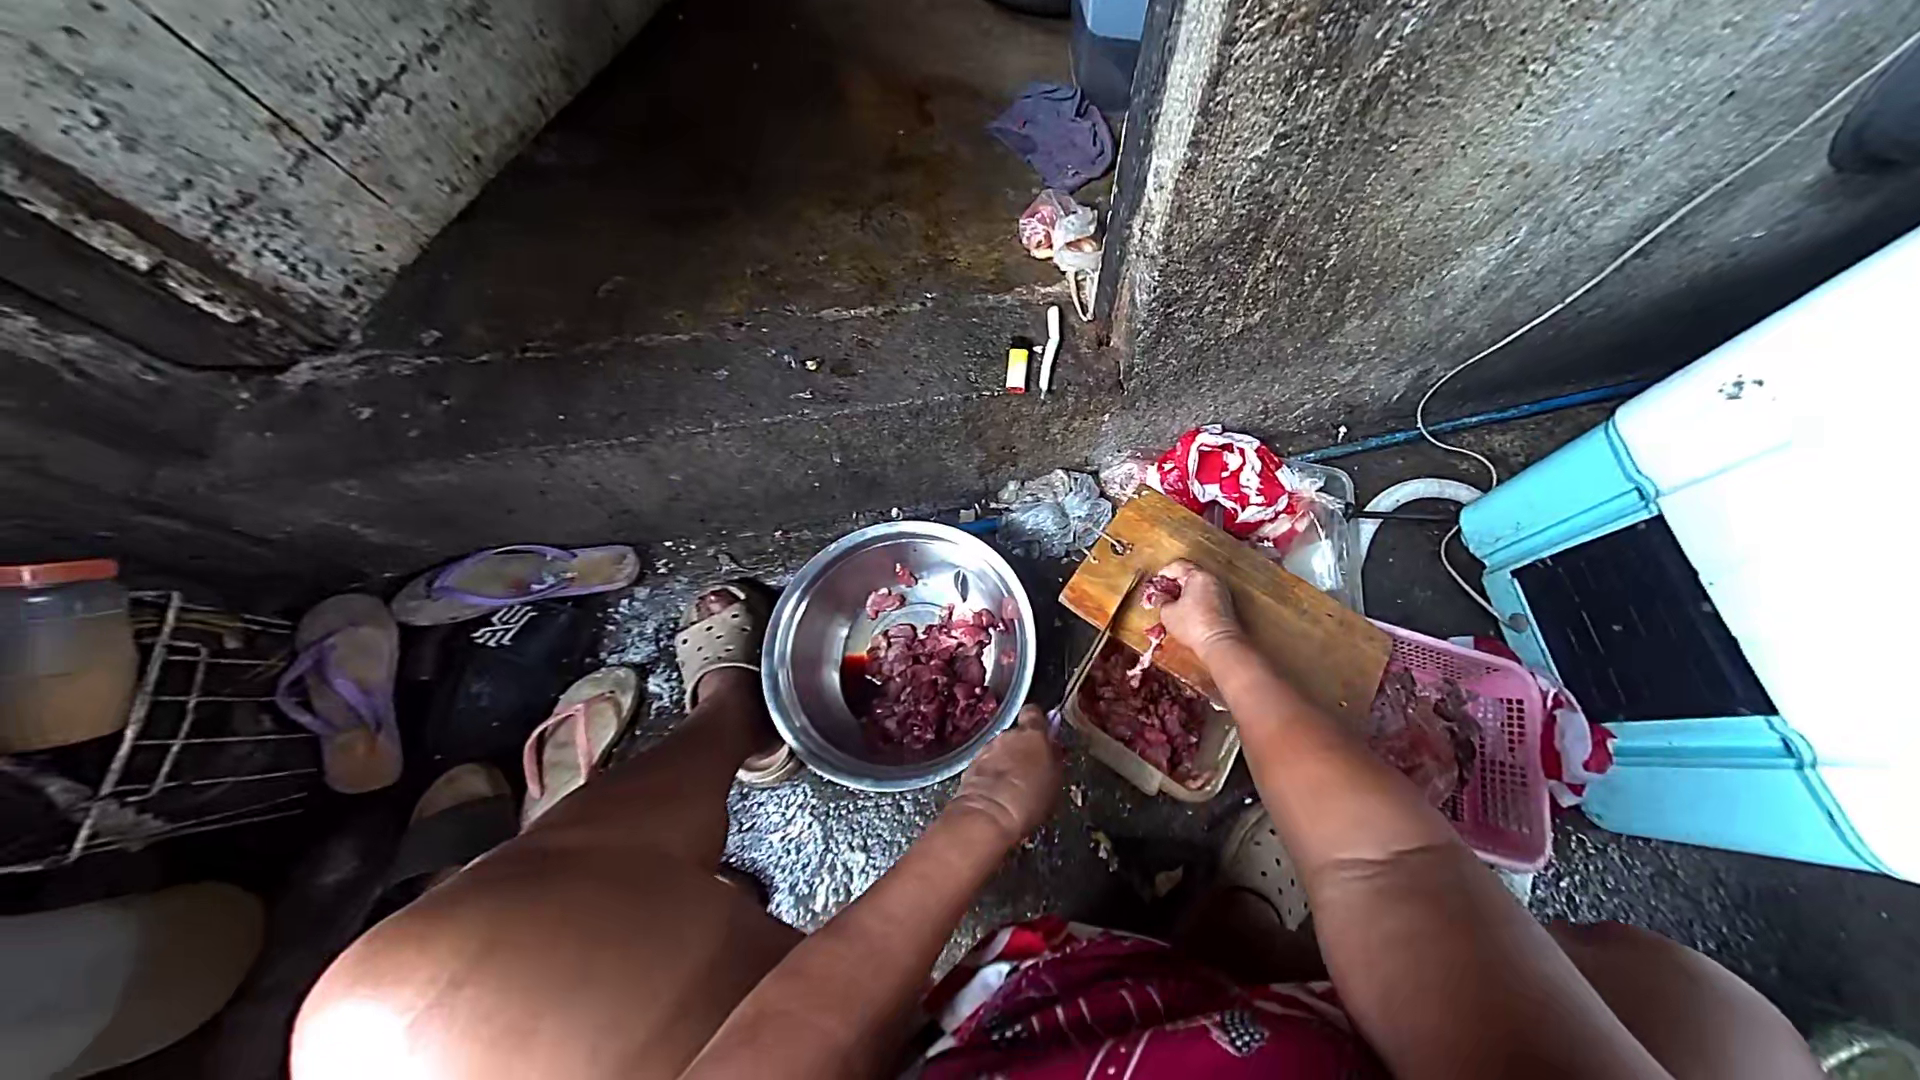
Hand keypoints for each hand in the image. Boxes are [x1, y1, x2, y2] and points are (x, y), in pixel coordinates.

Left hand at [951, 706, 1061, 843]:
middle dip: (1021, 748)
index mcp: (1032, 733)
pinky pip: (986, 765)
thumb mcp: (1056, 780)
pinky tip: (997, 793)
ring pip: (1000, 750)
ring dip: (1005, 762)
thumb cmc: (1031, 799)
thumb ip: (1055, 756)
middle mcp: (1007, 735)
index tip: (1043, 735)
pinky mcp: (971, 765)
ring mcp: (987, 748)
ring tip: (1013, 786)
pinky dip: (991, 774)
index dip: (1037, 722)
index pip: (1033, 712)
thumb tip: (1053, 744)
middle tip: (1030, 770)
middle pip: (1016, 734)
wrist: (989, 816)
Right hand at [1155, 560, 1243, 660]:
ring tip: (1173, 604)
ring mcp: (1221, 592)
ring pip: (1199, 585)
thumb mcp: (1167, 612)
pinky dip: (1196, 600)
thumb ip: (1160, 599)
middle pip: (1190, 574)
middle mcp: (1212, 579)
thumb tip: (1157, 596)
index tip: (1155, 583)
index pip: (1178, 565)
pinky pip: (1207, 596)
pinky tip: (1186, 612)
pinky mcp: (1226, 605)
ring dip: (1185, 592)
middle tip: (1162, 594)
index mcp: (1197, 575)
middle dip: (1174, 583)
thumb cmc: (1192, 625)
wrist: (1219, 644)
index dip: (1163, 573)